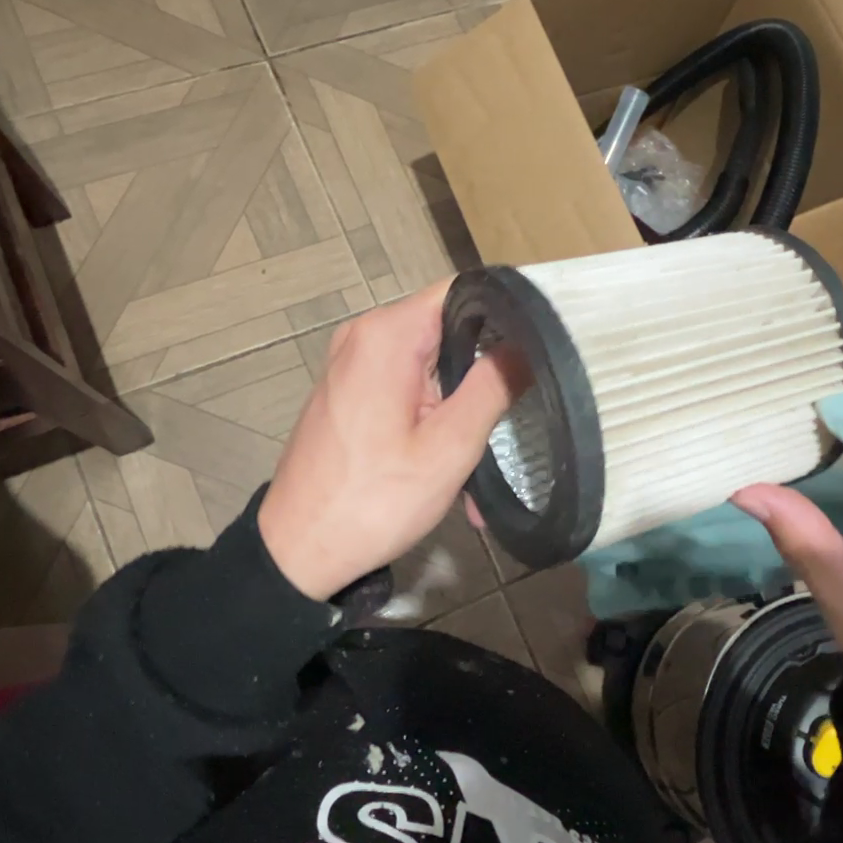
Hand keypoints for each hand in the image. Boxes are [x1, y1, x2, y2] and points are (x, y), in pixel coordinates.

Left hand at [259, 282, 521, 599]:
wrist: (298, 551)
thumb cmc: (375, 500)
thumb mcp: (449, 446)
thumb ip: (494, 386)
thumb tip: (528, 343)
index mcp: (387, 335)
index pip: (462, 292)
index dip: (506, 311)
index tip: (544, 342)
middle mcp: (365, 337)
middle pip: (447, 330)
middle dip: (485, 371)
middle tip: (522, 408)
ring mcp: (352, 365)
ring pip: (429, 366)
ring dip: (460, 408)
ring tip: (488, 456)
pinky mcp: (348, 392)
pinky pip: (404, 389)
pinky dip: (432, 419)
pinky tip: (451, 464)